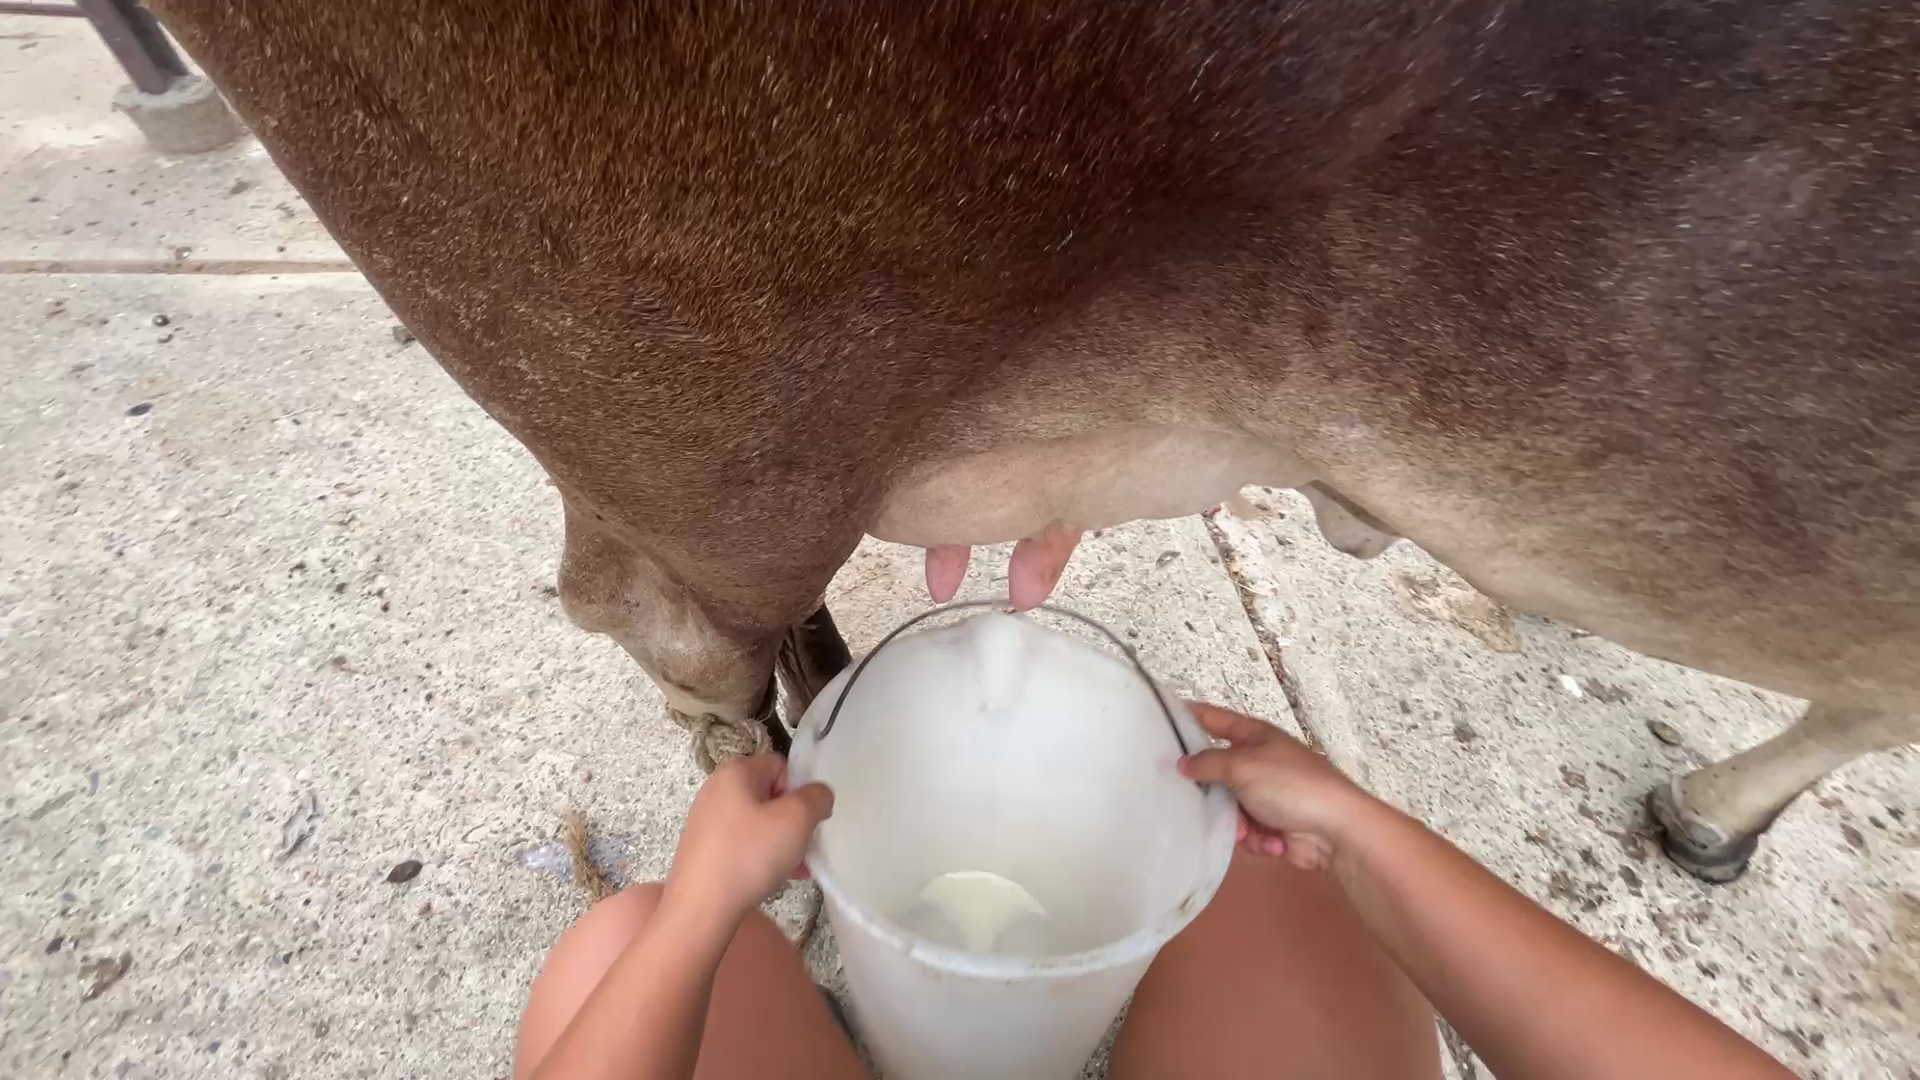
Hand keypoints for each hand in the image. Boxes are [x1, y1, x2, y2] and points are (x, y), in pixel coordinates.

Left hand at [665, 754, 833, 918]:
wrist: (699, 911)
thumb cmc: (750, 855)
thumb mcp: (797, 818)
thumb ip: (818, 797)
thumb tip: (819, 795)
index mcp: (735, 772)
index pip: (781, 767)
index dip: (800, 791)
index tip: (806, 820)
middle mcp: (716, 790)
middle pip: (770, 796)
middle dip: (793, 820)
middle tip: (803, 845)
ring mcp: (706, 822)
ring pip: (758, 823)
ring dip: (781, 841)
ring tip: (795, 869)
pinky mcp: (702, 850)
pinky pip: (742, 844)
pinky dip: (761, 856)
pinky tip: (776, 879)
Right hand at [1177, 702, 1378, 870]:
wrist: (1337, 831)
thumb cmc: (1289, 785)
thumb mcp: (1240, 766)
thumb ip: (1206, 763)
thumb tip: (1182, 764)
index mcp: (1255, 736)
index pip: (1214, 718)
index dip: (1189, 715)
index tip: (1161, 716)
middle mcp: (1259, 762)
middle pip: (1218, 770)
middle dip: (1212, 791)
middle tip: (1195, 799)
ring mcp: (1268, 794)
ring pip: (1230, 806)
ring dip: (1237, 822)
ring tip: (1246, 831)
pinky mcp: (1276, 824)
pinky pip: (1248, 829)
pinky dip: (1257, 838)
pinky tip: (1272, 843)